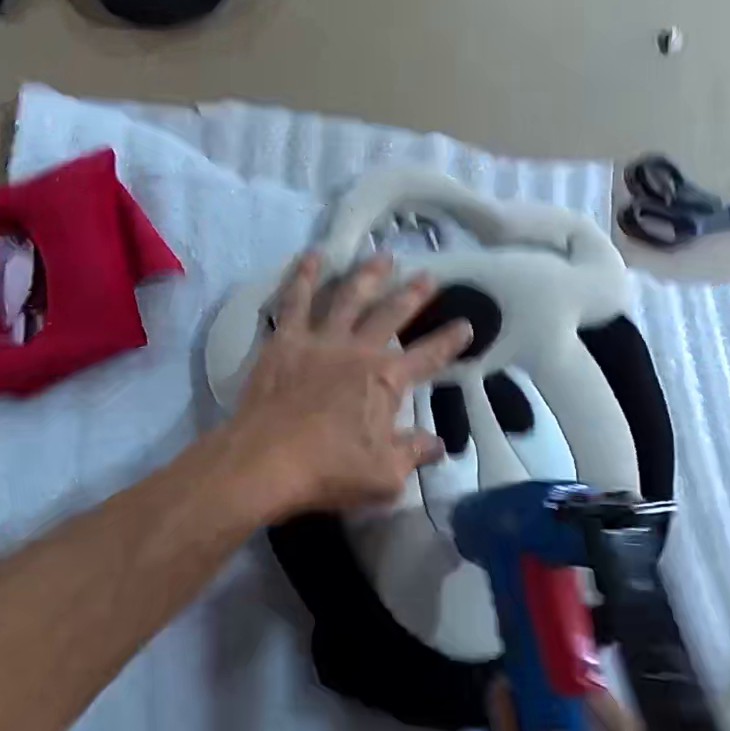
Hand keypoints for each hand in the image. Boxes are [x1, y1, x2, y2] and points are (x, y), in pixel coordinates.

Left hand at [223, 251, 471, 517]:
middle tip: (428, 276)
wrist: (264, 463)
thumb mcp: (385, 474)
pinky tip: (312, 256)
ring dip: (368, 275)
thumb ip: (414, 453)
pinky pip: (297, 301)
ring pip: (349, 298)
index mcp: (386, 380)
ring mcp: (320, 341)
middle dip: (413, 295)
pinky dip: (305, 277)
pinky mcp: (285, 342)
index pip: (428, 356)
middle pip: (391, 315)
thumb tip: (437, 444)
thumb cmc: (329, 470)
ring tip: (382, 256)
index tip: (466, 325)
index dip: (449, 341)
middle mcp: (359, 351)